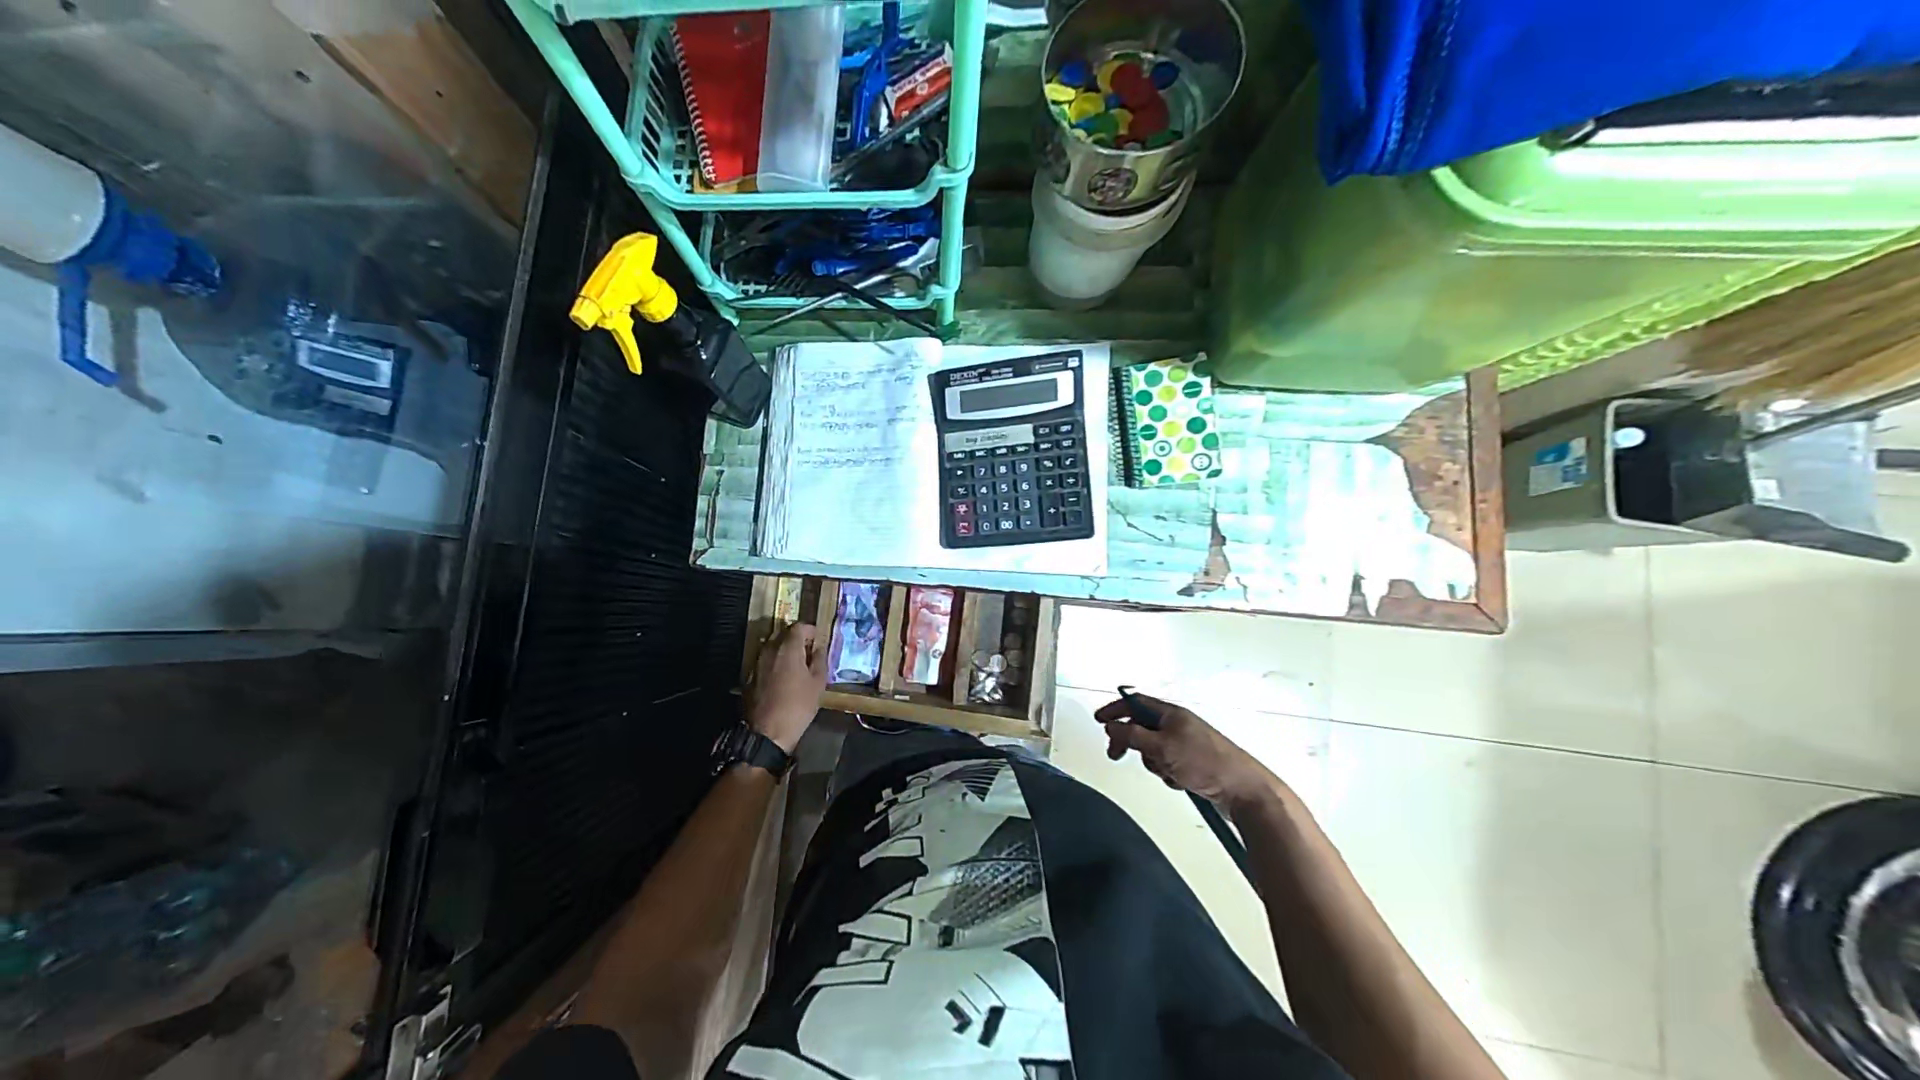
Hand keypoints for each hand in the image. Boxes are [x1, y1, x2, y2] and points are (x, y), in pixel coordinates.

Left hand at [747, 622, 828, 752]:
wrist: (767, 733)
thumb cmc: (798, 706)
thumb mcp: (818, 683)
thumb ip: (819, 659)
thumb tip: (818, 646)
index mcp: (787, 648)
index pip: (799, 626)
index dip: (811, 631)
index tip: (818, 641)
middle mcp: (769, 650)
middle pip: (783, 634)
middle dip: (797, 639)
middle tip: (809, 652)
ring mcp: (756, 663)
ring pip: (772, 647)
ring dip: (784, 651)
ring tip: (796, 666)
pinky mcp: (749, 677)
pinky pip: (764, 662)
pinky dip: (774, 663)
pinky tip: (782, 679)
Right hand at [1095, 692, 1284, 812]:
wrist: (1243, 791)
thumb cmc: (1209, 764)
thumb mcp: (1161, 748)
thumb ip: (1132, 736)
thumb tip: (1112, 726)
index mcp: (1172, 714)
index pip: (1136, 703)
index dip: (1116, 709)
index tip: (1100, 719)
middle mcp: (1179, 725)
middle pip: (1142, 726)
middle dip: (1129, 741)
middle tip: (1116, 753)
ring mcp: (1187, 744)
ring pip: (1154, 749)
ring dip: (1153, 762)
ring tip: (1166, 771)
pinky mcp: (1194, 763)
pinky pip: (1168, 764)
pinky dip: (1167, 773)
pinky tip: (1179, 780)